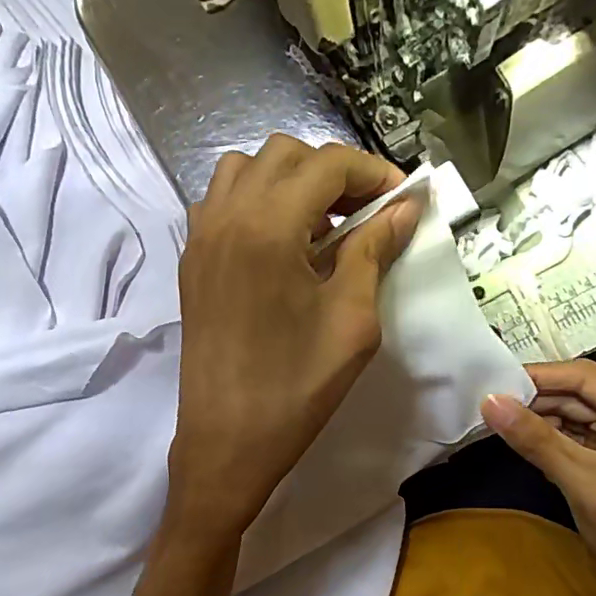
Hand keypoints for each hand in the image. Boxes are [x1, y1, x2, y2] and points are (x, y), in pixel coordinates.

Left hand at [172, 135, 420, 530]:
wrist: (226, 441)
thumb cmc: (297, 387)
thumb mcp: (352, 321)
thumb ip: (374, 251)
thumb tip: (404, 208)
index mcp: (268, 227)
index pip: (327, 164)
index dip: (373, 173)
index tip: (402, 199)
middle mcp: (226, 216)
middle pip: (285, 155)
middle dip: (334, 173)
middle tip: (368, 215)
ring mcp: (201, 237)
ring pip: (246, 169)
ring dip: (291, 181)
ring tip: (322, 226)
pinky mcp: (192, 261)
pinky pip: (222, 201)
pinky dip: (257, 201)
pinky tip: (283, 244)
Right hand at [482, 360, 595, 595]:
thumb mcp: (585, 484)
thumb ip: (537, 440)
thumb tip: (490, 401)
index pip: (589, 379)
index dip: (541, 376)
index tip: (495, 381)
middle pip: (583, 395)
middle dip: (538, 398)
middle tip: (490, 401)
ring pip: (578, 416)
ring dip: (541, 418)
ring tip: (498, 417)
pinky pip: (579, 439)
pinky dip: (551, 438)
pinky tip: (521, 438)